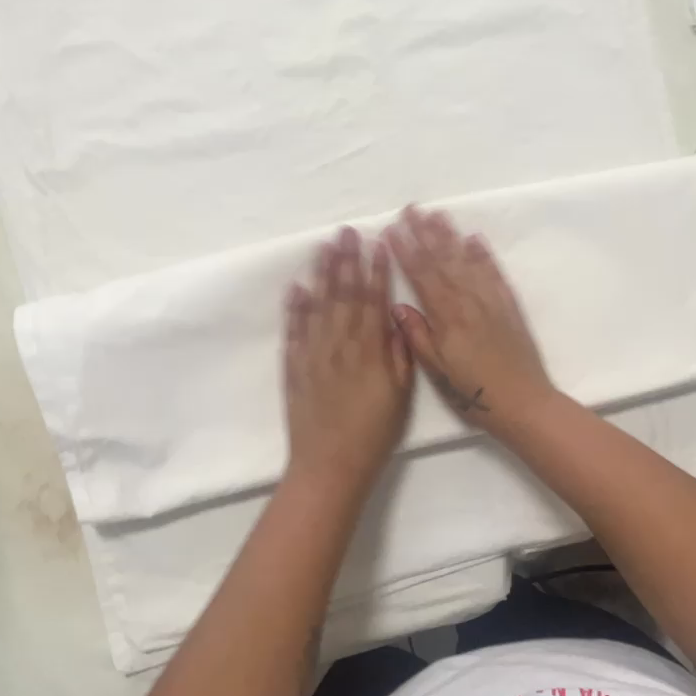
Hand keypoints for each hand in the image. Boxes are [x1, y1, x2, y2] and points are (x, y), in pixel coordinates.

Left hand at [284, 228, 411, 492]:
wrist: (330, 465)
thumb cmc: (374, 433)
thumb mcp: (401, 395)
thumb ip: (399, 354)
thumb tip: (397, 318)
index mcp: (369, 351)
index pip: (373, 301)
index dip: (376, 271)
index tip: (378, 244)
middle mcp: (339, 345)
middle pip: (343, 295)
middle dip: (346, 261)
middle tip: (346, 231)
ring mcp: (313, 354)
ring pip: (317, 305)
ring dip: (322, 274)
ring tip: (324, 246)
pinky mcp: (294, 368)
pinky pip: (294, 331)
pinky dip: (295, 307)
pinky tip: (297, 286)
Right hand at [386, 207, 554, 431]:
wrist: (524, 403)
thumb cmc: (475, 395)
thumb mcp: (438, 372)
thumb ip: (418, 337)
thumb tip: (397, 306)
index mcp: (448, 319)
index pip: (423, 277)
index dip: (406, 252)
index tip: (391, 230)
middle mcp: (469, 303)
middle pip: (444, 261)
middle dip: (425, 234)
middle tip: (411, 209)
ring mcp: (492, 302)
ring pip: (468, 262)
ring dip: (451, 237)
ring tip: (438, 215)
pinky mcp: (510, 308)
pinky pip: (495, 274)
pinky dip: (484, 255)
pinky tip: (474, 239)